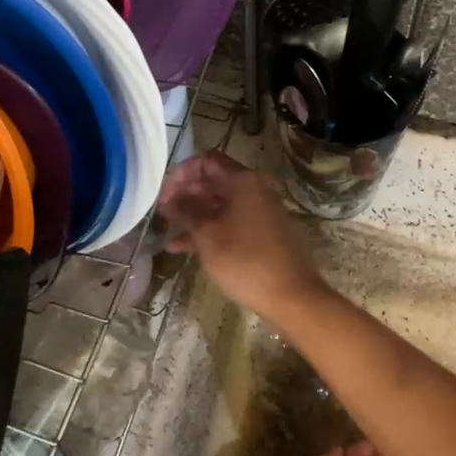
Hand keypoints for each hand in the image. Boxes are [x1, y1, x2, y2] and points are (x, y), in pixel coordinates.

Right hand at [159, 151, 328, 320]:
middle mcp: (254, 189)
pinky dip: (208, 230)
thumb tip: (170, 198)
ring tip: (167, 229)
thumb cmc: (245, 259)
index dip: (181, 172)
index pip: (206, 160)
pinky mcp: (262, 233)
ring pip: (219, 205)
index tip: (163, 193)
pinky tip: (182, 247)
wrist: (292, 295)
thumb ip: (186, 210)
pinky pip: (230, 222)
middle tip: (163, 211)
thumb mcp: (208, 234)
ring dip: (193, 214)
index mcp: (243, 180)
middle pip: (213, 181)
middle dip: (185, 194)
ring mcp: (260, 211)